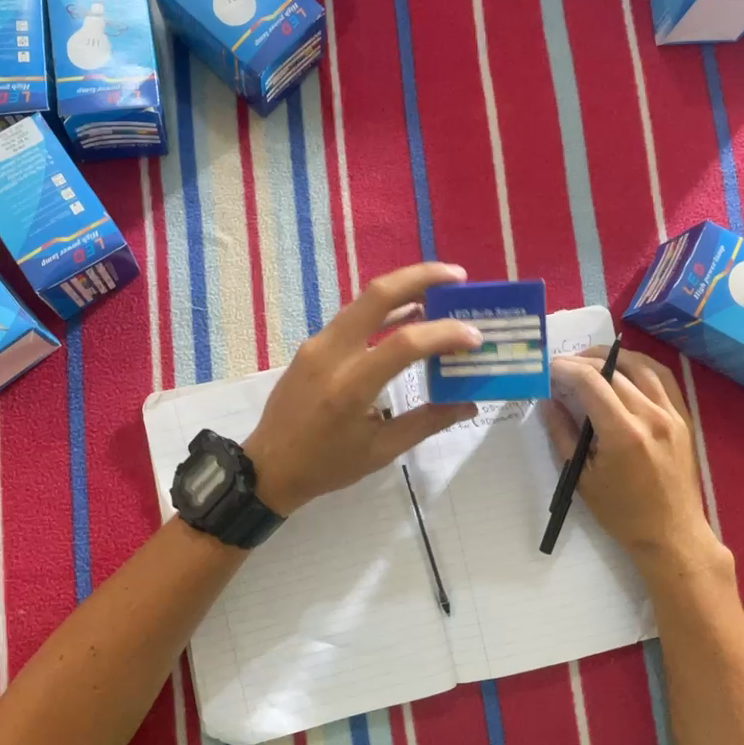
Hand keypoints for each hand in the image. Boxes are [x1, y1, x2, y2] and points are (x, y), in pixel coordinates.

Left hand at [243, 263, 482, 513]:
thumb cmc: (326, 465)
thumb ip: (426, 422)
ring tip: (440, 291)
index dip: (444, 334)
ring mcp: (317, 345)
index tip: (475, 336)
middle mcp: (331, 355)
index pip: (404, 344)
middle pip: (377, 295)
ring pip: (362, 301)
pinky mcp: (311, 346)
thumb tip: (469, 404)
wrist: (268, 467)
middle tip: (459, 277)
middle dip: (421, 277)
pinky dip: (382, 310)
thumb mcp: (380, 451)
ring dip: (402, 289)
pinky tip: (406, 313)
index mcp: (350, 388)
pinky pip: (351, 318)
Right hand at [545, 347, 728, 581]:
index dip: (565, 369)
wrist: (672, 533)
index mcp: (623, 433)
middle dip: (582, 362)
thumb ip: (563, 434)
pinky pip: (662, 378)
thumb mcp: (581, 477)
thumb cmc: (621, 512)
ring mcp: (671, 414)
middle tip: (560, 368)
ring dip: (611, 357)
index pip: (590, 382)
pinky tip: (623, 367)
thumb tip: (547, 401)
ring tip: (588, 360)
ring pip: (641, 366)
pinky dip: (640, 365)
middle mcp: (650, 416)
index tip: (547, 369)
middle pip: (613, 370)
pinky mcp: (683, 417)